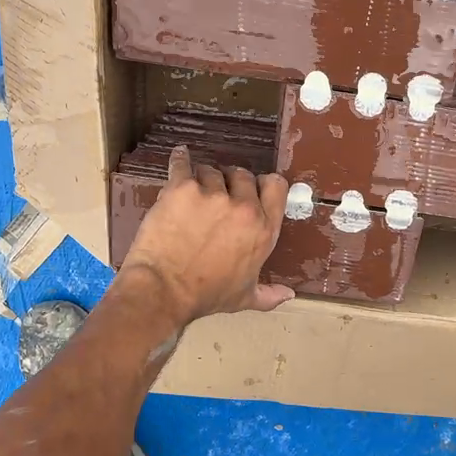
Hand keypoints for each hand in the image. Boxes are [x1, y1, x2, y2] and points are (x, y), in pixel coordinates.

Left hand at [116, 146, 295, 325]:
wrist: (165, 289)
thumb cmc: (206, 295)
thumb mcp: (244, 298)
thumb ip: (268, 295)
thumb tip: (289, 295)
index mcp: (263, 231)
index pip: (276, 187)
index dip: (264, 183)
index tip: (252, 189)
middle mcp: (243, 208)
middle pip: (242, 174)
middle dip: (230, 183)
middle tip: (216, 198)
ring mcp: (213, 195)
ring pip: (211, 171)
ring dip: (203, 180)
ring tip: (192, 198)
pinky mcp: (182, 187)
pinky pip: (183, 163)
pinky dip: (180, 160)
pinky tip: (180, 158)